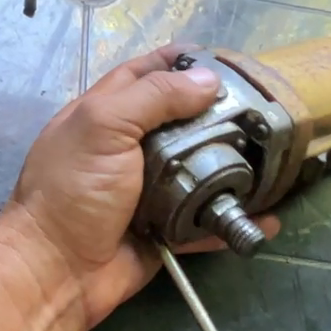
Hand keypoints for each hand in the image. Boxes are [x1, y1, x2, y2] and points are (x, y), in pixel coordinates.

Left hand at [0, 45, 279, 329]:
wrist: (56, 269)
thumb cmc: (73, 188)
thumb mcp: (103, 126)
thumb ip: (152, 98)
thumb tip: (207, 80)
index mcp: (103, 114)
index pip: (144, 74)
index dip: (179, 63)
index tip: (224, 60)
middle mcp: (126, 147)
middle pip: (179, 121)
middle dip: (216, 114)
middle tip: (261, 112)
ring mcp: (145, 189)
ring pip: (197, 169)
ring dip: (231, 165)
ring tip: (273, 159)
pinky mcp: (163, 228)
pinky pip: (204, 219)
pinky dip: (232, 218)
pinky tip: (266, 217)